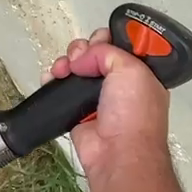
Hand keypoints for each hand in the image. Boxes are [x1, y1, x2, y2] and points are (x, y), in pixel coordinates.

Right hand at [47, 27, 169, 182]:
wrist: (117, 152)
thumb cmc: (132, 111)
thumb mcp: (131, 70)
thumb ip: (106, 52)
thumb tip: (80, 60)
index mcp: (141, 74)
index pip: (122, 46)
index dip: (108, 38)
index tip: (99, 39)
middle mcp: (120, 84)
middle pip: (95, 53)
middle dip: (83, 49)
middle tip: (80, 58)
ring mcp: (97, 97)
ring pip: (76, 67)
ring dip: (65, 62)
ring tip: (63, 70)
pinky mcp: (76, 109)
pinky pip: (61, 85)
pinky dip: (53, 78)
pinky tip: (51, 78)